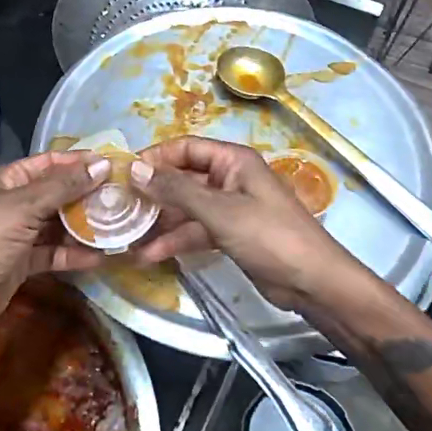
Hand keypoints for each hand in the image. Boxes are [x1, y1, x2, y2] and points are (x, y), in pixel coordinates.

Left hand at [0, 150, 110, 334]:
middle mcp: (16, 203)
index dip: (80, 162)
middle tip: (125, 197)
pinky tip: (103, 256)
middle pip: (58, 193)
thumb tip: (102, 165)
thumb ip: (63, 187)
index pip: (50, 163)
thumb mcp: (22, 207)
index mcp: (8, 181)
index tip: (115, 164)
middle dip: (89, 194)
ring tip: (122, 225)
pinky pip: (56, 253)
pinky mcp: (26, 263)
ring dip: (87, 225)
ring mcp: (20, 234)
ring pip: (60, 224)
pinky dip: (76, 253)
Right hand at [130, 137, 362, 307]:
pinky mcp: (230, 233)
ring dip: (160, 222)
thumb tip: (136, 169)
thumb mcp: (220, 211)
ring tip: (127, 238)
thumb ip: (176, 190)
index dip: (154, 158)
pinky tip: (150, 255)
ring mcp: (230, 207)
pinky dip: (176, 241)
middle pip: (182, 178)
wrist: (313, 282)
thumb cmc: (270, 236)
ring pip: (186, 208)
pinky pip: (196, 230)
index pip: (185, 148)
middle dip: (153, 193)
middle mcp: (229, 178)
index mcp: (232, 160)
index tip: (123, 174)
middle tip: (118, 208)